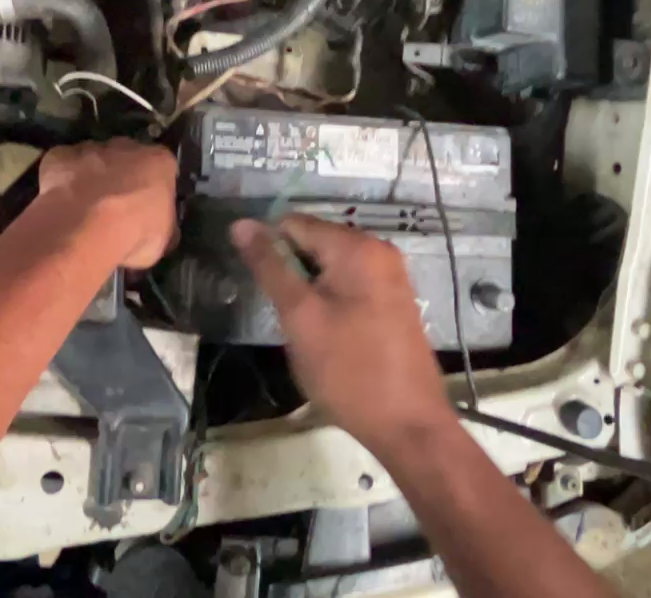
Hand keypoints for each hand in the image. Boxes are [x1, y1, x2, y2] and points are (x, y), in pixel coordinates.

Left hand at [38, 139, 177, 267]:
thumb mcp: (163, 240)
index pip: (162, 167)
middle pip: (126, 156)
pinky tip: (61, 201)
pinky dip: (61, 178)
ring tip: (84, 207)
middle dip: (122, 175)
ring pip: (92, 157)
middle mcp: (126, 146)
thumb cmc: (135, 232)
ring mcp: (90, 148)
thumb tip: (162, 231)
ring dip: (91, 175)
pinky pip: (62, 164)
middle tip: (115, 206)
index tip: (147, 206)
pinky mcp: (59, 156)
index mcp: (158, 161)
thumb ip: (163, 226)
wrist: (87, 226)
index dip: (154, 187)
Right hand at [232, 215, 454, 448]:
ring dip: (309, 288)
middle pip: (314, 241)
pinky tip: (328, 332)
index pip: (294, 224)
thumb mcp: (299, 315)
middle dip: (292, 271)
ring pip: (330, 264)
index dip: (269, 251)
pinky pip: (350, 281)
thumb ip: (269, 266)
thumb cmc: (348, 370)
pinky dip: (331, 298)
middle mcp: (378, 249)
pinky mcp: (393, 298)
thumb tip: (241, 224)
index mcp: (356, 246)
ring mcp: (390, 274)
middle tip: (286, 314)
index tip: (264, 289)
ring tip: (305, 326)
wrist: (409, 427)